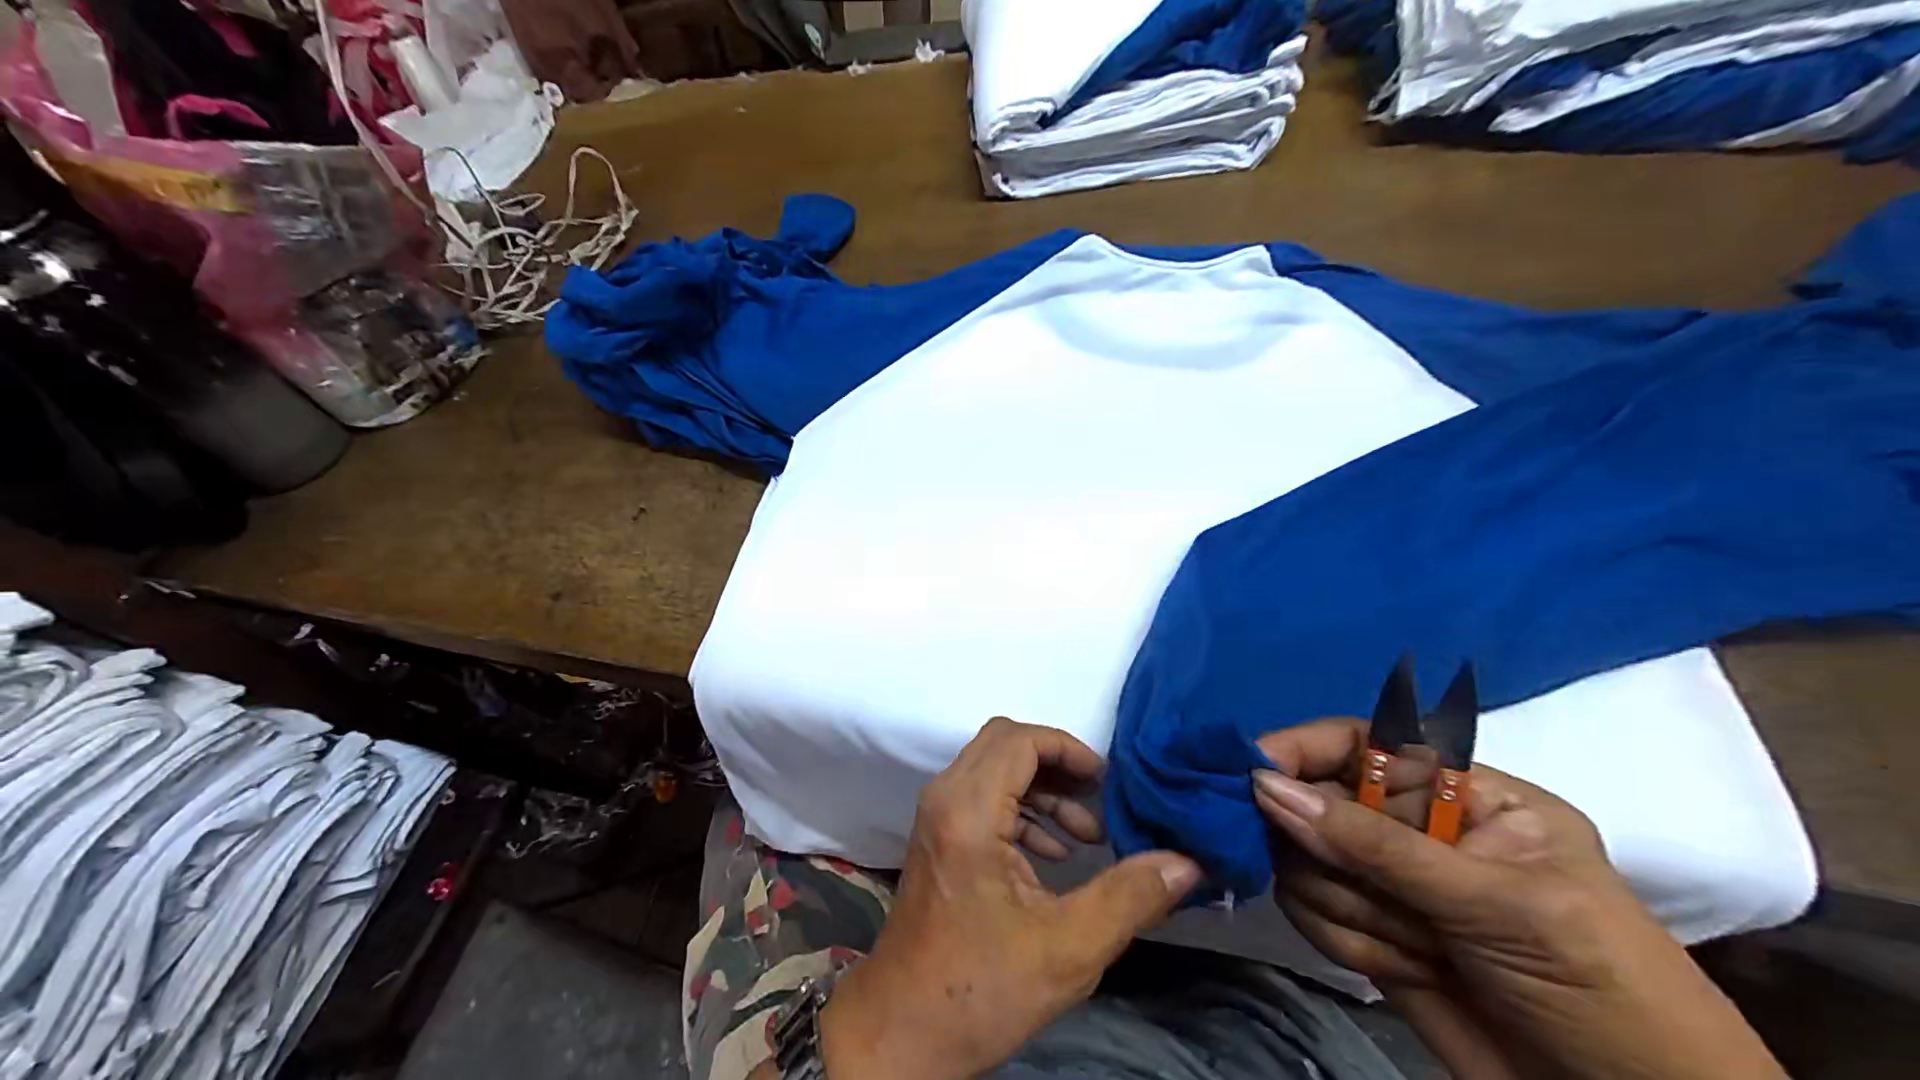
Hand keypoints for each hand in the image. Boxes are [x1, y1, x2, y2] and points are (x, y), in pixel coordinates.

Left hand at [818, 717, 1201, 1079]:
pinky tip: (1053, 854)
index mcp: (968, 811)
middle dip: (1058, 765)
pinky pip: (982, 797)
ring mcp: (936, 817)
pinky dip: (1021, 810)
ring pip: (993, 768)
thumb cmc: (980, 989)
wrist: (901, 1032)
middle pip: (1004, 743)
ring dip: (1042, 789)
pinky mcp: (938, 838)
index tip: (1107, 784)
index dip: (1069, 750)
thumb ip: (1130, 897)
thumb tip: (1187, 862)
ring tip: (1086, 836)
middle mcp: (945, 799)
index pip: (1019, 739)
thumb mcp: (1068, 948)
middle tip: (1099, 802)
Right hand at [1253, 718, 1785, 1079]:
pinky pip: (1309, 910)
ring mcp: (1387, 880)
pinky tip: (1410, 969)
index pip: (1361, 744)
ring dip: (1351, 908)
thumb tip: (1263, 784)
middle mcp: (1416, 828)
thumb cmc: (1599, 989)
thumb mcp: (1497, 904)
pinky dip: (1346, 941)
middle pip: (1317, 803)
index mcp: (1464, 795)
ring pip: (1304, 861)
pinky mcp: (1365, 929)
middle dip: (1334, 853)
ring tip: (1422, 948)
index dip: (1302, 749)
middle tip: (1375, 895)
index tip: (1250, 772)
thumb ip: (1375, 844)